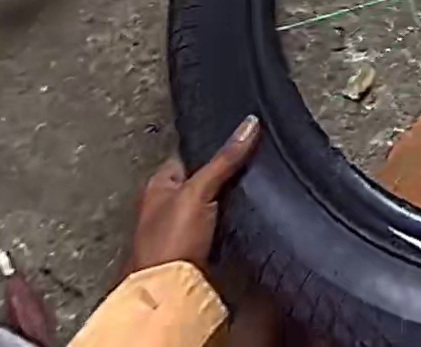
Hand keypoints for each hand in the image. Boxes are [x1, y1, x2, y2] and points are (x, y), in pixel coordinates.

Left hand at [127, 115, 260, 273]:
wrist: (171, 297)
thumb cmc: (169, 241)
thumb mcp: (198, 190)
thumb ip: (224, 159)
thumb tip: (250, 123)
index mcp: (160, 185)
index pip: (191, 153)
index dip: (215, 144)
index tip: (242, 134)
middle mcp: (171, 204)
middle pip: (207, 176)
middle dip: (228, 171)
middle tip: (256, 156)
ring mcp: (187, 228)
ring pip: (218, 200)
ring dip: (234, 196)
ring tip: (260, 179)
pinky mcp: (204, 248)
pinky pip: (226, 222)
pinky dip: (237, 217)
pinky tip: (252, 210)